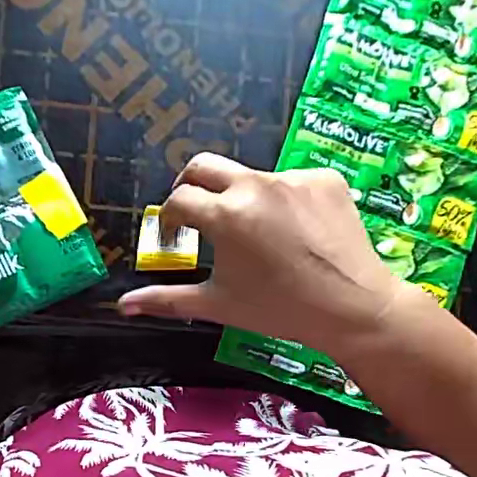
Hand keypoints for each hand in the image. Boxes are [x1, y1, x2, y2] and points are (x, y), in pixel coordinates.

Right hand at [118, 153, 427, 358]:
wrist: (353, 308)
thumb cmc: (279, 310)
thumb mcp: (217, 304)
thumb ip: (166, 300)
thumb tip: (123, 305)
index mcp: (226, 215)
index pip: (178, 200)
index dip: (168, 220)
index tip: (175, 237)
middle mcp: (256, 185)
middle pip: (203, 166)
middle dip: (189, 186)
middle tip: (194, 213)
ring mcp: (293, 178)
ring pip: (249, 178)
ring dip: (239, 200)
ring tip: (256, 237)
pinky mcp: (325, 179)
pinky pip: (288, 182)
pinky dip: (281, 202)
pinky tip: (292, 232)